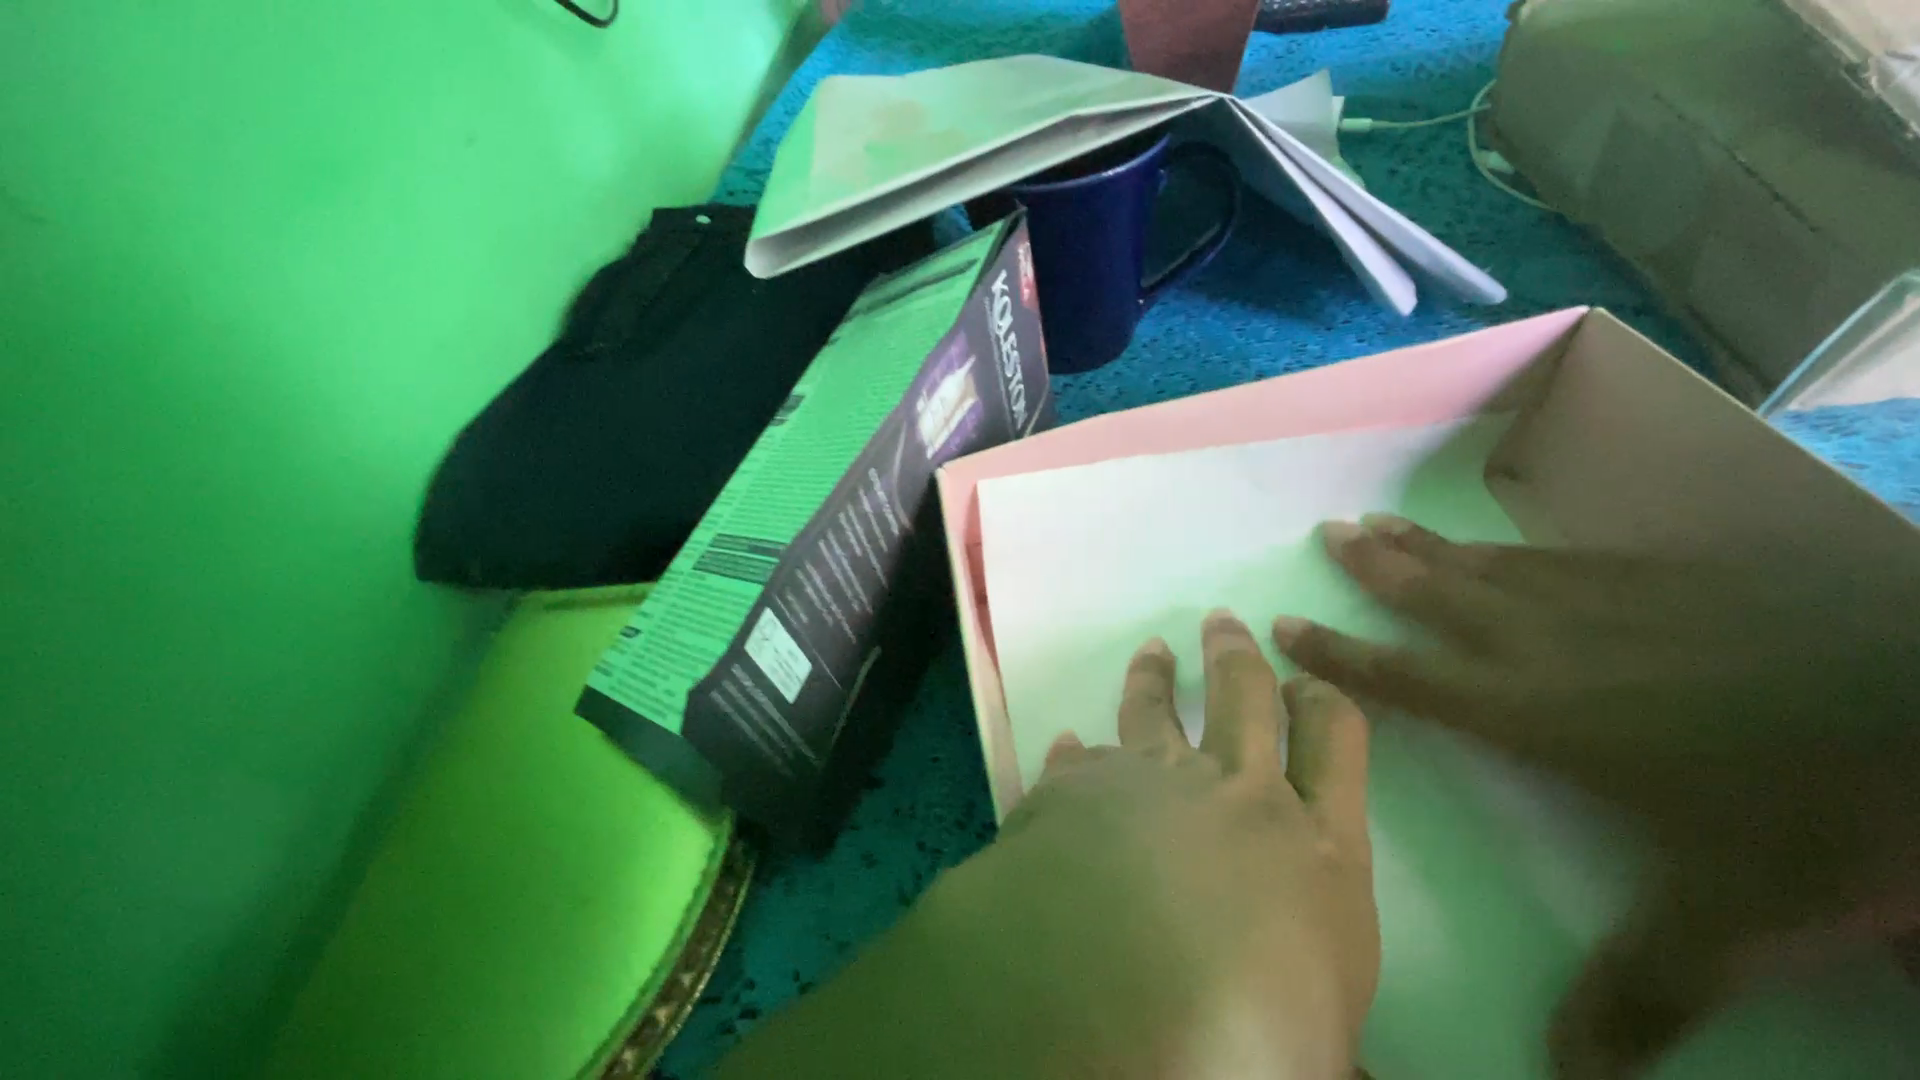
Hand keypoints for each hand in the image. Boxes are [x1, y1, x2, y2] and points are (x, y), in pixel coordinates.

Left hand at [954, 611, 1379, 1076]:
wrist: (1124, 1003)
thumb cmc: (1249, 1036)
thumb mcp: (1323, 1028)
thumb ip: (1318, 991)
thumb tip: (1350, 1069)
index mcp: (1319, 850)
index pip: (1338, 746)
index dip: (1326, 701)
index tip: (1310, 682)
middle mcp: (1239, 797)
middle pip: (1245, 701)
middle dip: (1238, 657)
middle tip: (1224, 622)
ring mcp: (1154, 785)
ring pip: (1157, 712)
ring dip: (1155, 679)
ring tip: (1153, 652)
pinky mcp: (1080, 793)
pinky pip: (1080, 761)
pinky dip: (1076, 753)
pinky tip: (1069, 743)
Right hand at [1272, 515, 1919, 1078]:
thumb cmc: (1804, 808)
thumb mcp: (1727, 916)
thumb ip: (1639, 988)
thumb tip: (1567, 1075)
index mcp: (1533, 714)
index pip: (1407, 678)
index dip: (1340, 654)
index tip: (1285, 624)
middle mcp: (1545, 647)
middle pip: (1437, 598)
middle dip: (1375, 567)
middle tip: (1327, 532)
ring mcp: (1602, 603)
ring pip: (1487, 568)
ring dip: (1427, 548)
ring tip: (1379, 523)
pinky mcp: (1659, 579)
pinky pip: (1554, 557)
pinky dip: (1509, 548)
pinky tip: (1498, 542)